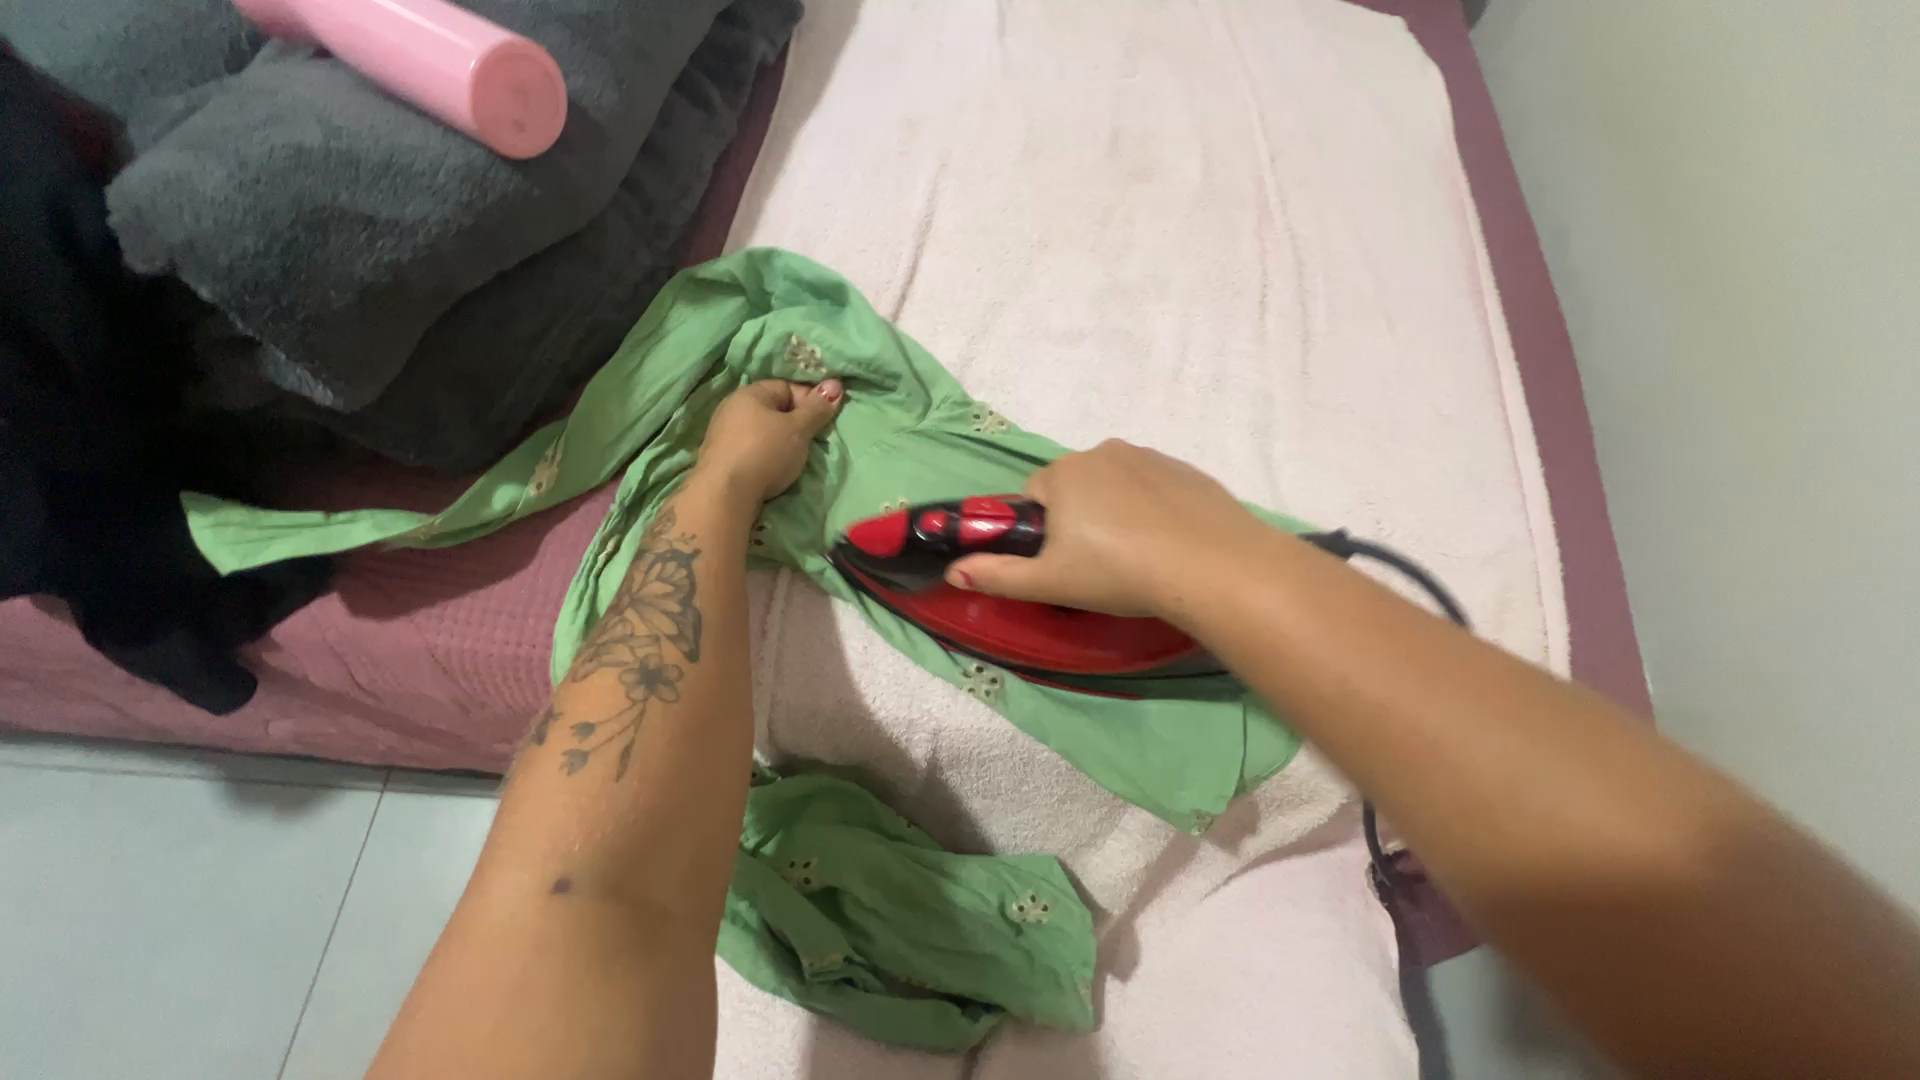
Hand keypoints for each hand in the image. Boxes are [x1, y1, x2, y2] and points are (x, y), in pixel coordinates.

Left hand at [691, 378, 843, 504]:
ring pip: (763, 432)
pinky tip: (774, 470)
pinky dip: (766, 457)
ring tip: (795, 459)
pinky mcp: (722, 458)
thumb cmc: (765, 452)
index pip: (787, 387)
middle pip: (774, 410)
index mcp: (750, 393)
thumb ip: (817, 408)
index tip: (824, 421)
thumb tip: (835, 384)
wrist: (725, 493)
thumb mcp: (798, 429)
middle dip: (796, 424)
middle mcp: (732, 408)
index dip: (809, 401)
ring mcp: (724, 434)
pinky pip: (752, 450)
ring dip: (782, 443)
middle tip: (812, 441)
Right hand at [945, 439, 1262, 618]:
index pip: (1034, 495)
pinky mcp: (1186, 469)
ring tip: (1136, 556)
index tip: (1063, 562)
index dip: (1042, 532)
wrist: (1210, 566)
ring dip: (1114, 511)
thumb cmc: (1118, 572)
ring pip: (1114, 485)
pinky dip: (1151, 508)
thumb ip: (998, 574)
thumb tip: (953, 570)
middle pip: (1074, 487)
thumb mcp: (1050, 582)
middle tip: (1099, 564)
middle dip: (1078, 519)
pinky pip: (1152, 487)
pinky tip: (1166, 541)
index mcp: (1064, 473)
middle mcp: (1102, 452)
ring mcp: (1149, 456)